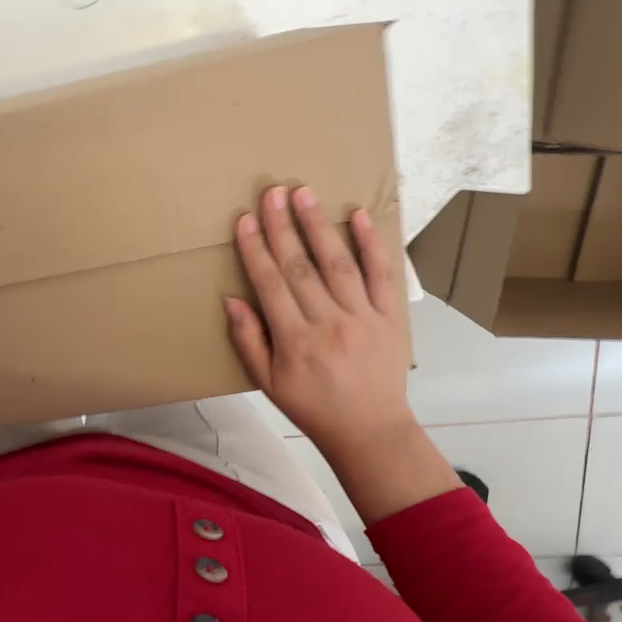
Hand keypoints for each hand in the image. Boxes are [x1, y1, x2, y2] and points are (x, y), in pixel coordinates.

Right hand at [227, 185, 460, 521]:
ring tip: (304, 195)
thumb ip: (249, 339)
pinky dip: (371, 244)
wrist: (369, 430)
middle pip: (301, 266)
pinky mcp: (389, 317)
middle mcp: (328, 323)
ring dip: (319, 226)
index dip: (255, 249)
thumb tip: (232, 299)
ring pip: (337, 263)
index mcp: (294, 340)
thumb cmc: (311, 406)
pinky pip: (380, 275)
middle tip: (272, 192)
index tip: (245, 220)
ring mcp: (362, 318)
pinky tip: (358, 216)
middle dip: (283, 226)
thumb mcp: (266, 381)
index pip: (270, 284)